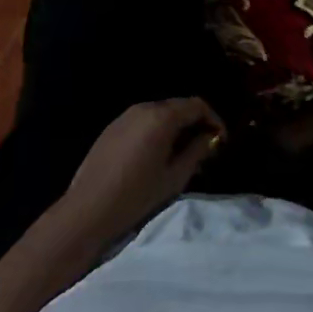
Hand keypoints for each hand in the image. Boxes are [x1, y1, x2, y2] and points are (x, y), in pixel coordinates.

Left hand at [57, 98, 223, 246]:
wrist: (90, 207)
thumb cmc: (138, 194)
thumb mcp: (175, 176)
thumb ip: (196, 151)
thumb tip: (209, 137)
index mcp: (161, 117)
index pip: (196, 105)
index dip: (214, 119)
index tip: (222, 140)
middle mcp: (143, 108)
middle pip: (177, 106)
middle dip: (195, 123)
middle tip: (206, 148)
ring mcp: (124, 116)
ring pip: (159, 113)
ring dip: (176, 127)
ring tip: (184, 153)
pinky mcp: (112, 127)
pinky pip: (142, 121)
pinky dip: (157, 130)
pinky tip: (158, 153)